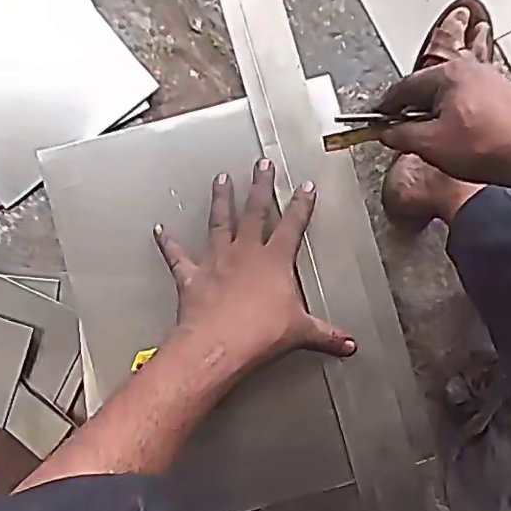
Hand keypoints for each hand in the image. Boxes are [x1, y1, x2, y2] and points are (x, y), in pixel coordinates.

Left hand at [154, 159, 355, 376]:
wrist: (221, 343)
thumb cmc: (260, 334)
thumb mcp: (301, 332)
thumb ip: (326, 335)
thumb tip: (349, 345)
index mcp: (274, 261)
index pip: (292, 224)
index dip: (301, 205)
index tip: (305, 186)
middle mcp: (244, 253)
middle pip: (254, 211)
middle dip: (260, 186)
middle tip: (261, 165)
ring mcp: (216, 261)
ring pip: (219, 222)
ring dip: (220, 200)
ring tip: (221, 179)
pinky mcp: (192, 276)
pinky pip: (177, 256)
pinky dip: (168, 243)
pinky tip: (160, 230)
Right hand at [375, 56, 510, 186]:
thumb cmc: (484, 145)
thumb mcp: (428, 144)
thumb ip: (400, 135)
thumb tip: (386, 133)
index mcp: (448, 73)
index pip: (405, 86)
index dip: (386, 105)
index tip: (377, 117)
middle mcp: (470, 69)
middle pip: (427, 87)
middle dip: (409, 108)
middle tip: (396, 128)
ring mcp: (488, 81)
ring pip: (448, 95)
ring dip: (432, 113)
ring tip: (423, 135)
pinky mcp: (501, 98)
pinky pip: (466, 102)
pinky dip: (452, 115)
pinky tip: (451, 135)